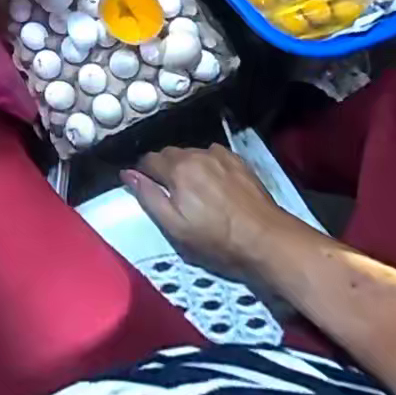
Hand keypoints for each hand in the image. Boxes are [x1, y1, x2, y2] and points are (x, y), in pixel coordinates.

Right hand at [122, 145, 315, 279]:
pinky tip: (215, 183)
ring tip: (197, 190)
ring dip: (186, 166)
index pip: (147, 160)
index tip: (151, 191)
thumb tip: (127, 173)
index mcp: (176, 169)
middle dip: (165, 169)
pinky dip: (207, 164)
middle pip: (168, 154)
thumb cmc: (218, 240)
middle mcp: (194, 154)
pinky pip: (211, 154)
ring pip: (190, 153)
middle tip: (174, 195)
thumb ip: (148, 197)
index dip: (145, 175)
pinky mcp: (236, 159)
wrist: (267, 240)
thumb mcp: (175, 228)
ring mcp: (217, 154)